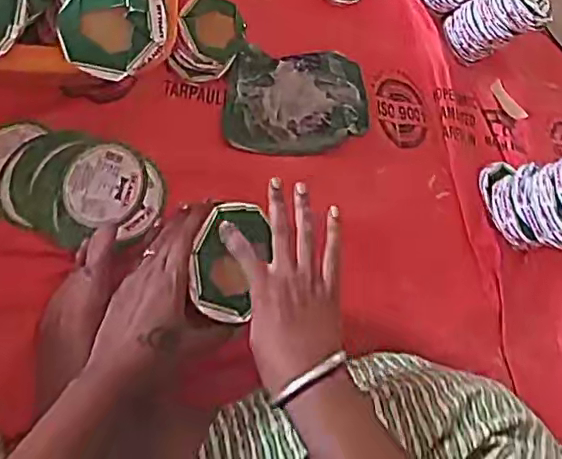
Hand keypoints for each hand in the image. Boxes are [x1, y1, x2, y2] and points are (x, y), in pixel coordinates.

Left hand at [85, 205, 234, 386]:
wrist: (110, 376)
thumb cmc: (154, 359)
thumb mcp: (193, 346)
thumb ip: (219, 331)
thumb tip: (239, 320)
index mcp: (170, 276)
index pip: (186, 234)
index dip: (199, 215)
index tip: (211, 202)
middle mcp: (151, 270)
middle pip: (169, 233)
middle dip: (185, 216)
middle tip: (200, 207)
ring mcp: (133, 279)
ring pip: (154, 244)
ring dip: (169, 230)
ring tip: (180, 222)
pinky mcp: (121, 290)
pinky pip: (142, 259)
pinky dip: (154, 248)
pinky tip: (157, 256)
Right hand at [222, 179, 344, 395]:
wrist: (310, 378)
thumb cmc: (277, 362)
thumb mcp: (256, 331)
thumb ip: (258, 304)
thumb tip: (259, 293)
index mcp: (264, 288)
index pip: (245, 254)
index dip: (234, 237)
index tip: (226, 222)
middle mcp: (287, 275)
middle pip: (280, 232)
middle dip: (277, 205)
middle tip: (276, 183)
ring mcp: (310, 277)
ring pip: (306, 235)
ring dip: (304, 209)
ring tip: (302, 188)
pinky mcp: (330, 285)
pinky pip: (333, 252)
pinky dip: (334, 231)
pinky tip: (334, 213)